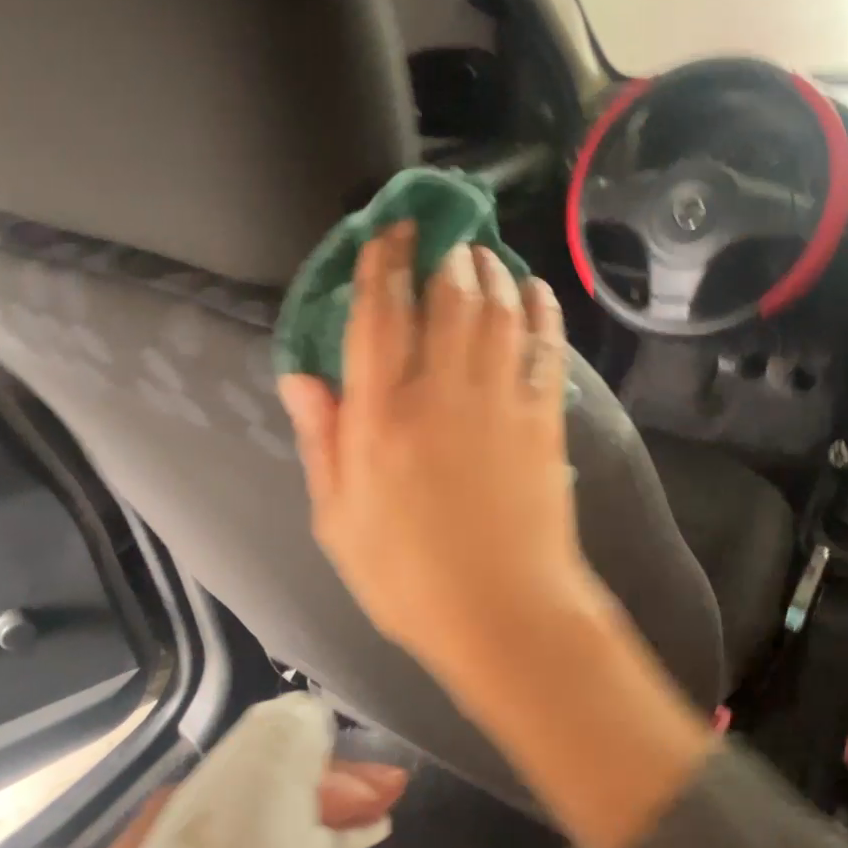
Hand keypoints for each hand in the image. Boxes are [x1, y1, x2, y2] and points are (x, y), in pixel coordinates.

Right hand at [277, 225, 712, 847]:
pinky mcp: (543, 418)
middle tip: (441, 236)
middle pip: (445, 297)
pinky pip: (545, 346)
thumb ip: (321, 441)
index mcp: (380, 418)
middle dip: (443, 254)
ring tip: (482, 255)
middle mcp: (440, 393)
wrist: (504, 614)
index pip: (377, 315)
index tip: (387, 233)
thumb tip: (302, 376)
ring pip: (498, 310)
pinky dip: (542, 309)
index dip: (381, 264)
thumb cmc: (409, 579)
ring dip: (491, 271)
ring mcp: (499, 401)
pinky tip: (536, 290)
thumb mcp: (338, 521)